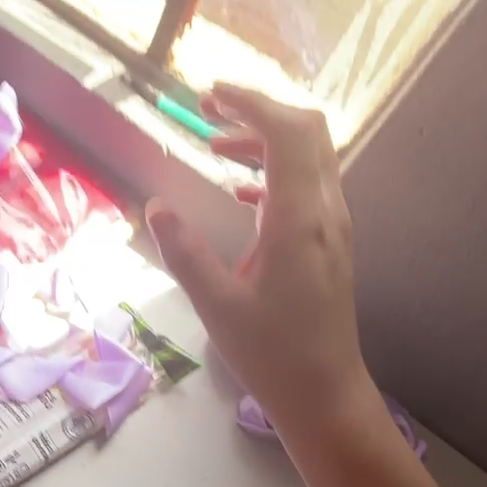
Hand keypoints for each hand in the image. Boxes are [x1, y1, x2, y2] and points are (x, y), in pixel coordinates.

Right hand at [147, 83, 368, 430]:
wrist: (322, 389)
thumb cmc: (269, 353)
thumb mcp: (216, 305)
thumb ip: (186, 253)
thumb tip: (155, 209)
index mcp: (296, 219)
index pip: (284, 133)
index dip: (248, 104)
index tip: (208, 97)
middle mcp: (324, 211)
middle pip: (305, 131)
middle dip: (259, 111)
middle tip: (211, 112)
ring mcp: (331, 226)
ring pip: (309, 157)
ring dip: (266, 141)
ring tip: (218, 148)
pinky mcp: (328, 244)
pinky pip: (307, 188)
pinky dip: (275, 174)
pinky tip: (242, 193)